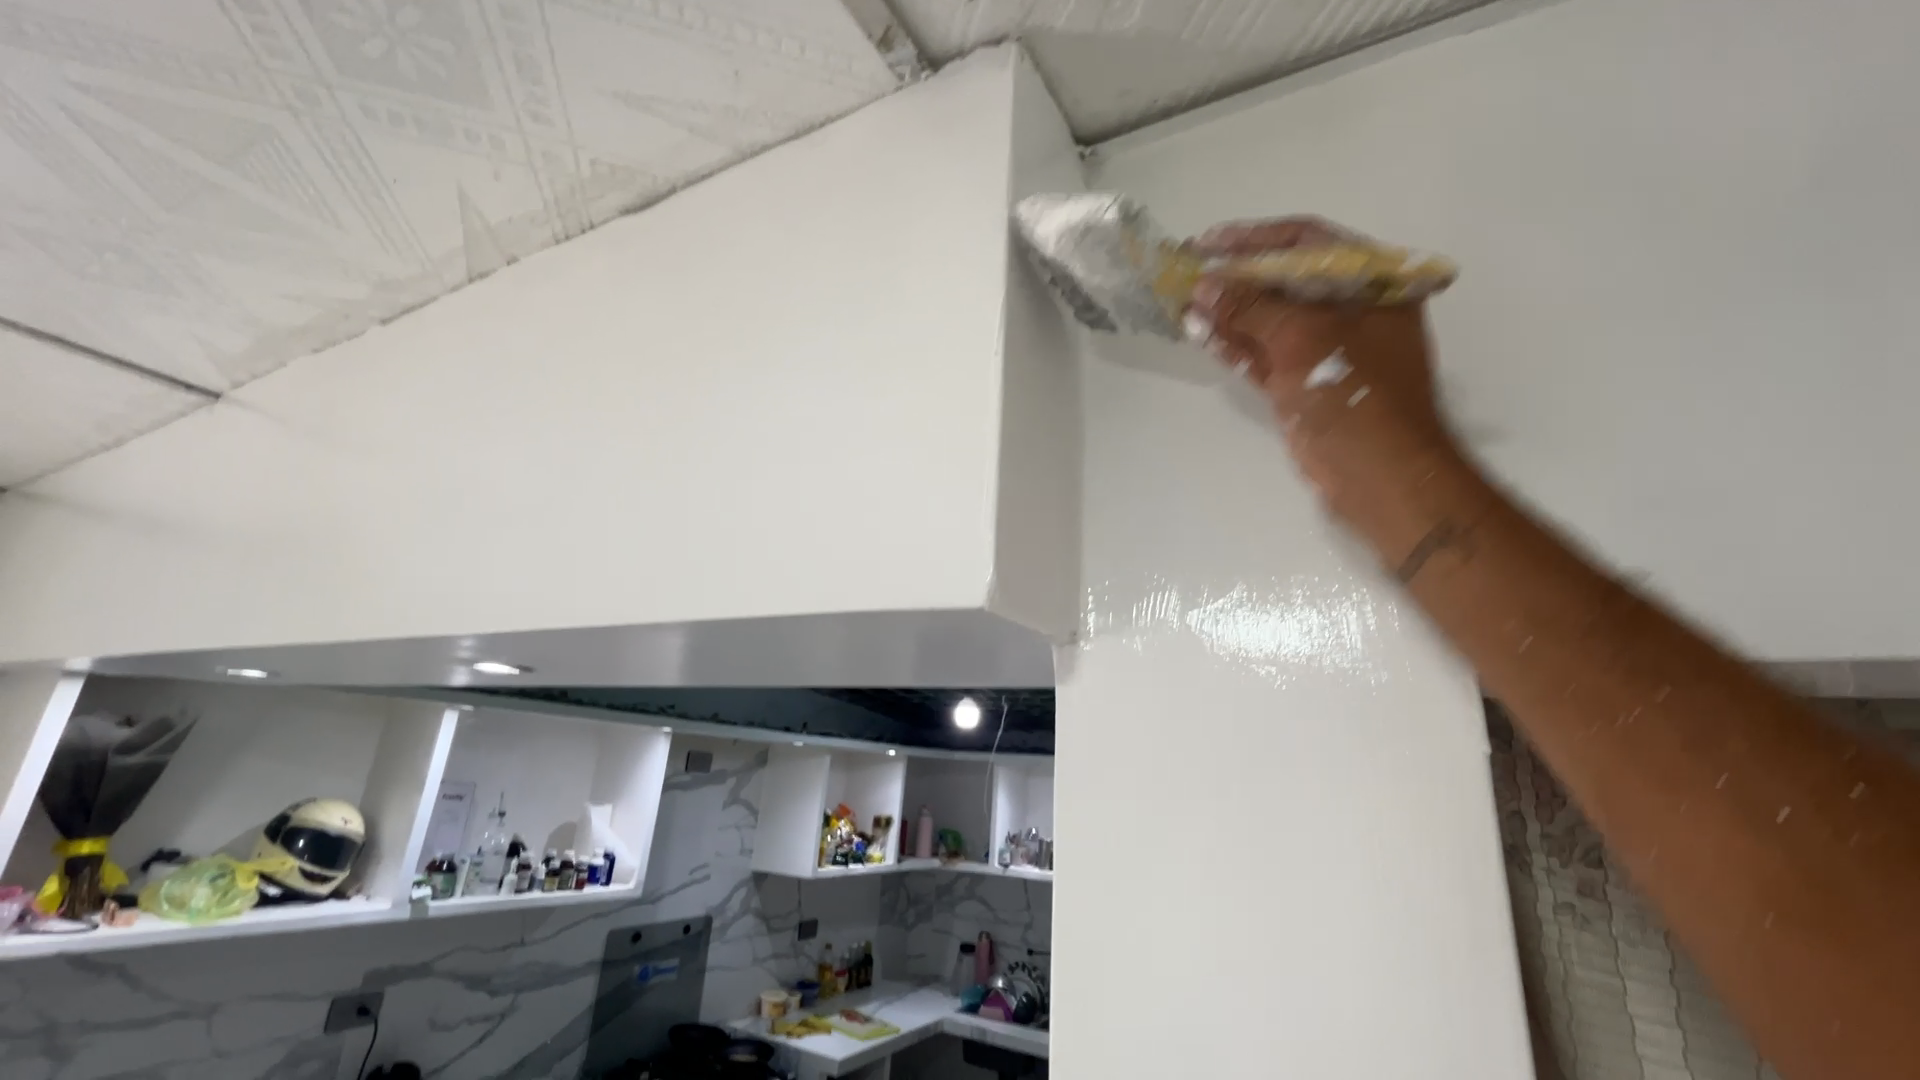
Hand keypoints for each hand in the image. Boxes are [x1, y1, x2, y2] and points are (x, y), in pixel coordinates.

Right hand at [1183, 217, 1466, 521]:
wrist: (1378, 473)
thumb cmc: (1354, 393)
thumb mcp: (1303, 338)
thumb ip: (1252, 307)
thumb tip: (1204, 285)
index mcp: (1371, 283)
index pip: (1308, 243)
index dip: (1255, 239)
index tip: (1208, 242)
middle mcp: (1350, 308)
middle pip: (1283, 281)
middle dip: (1234, 278)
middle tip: (1187, 271)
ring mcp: (1325, 349)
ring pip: (1268, 320)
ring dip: (1226, 311)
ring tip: (1181, 300)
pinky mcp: (1302, 383)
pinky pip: (1263, 354)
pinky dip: (1233, 344)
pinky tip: (1198, 332)